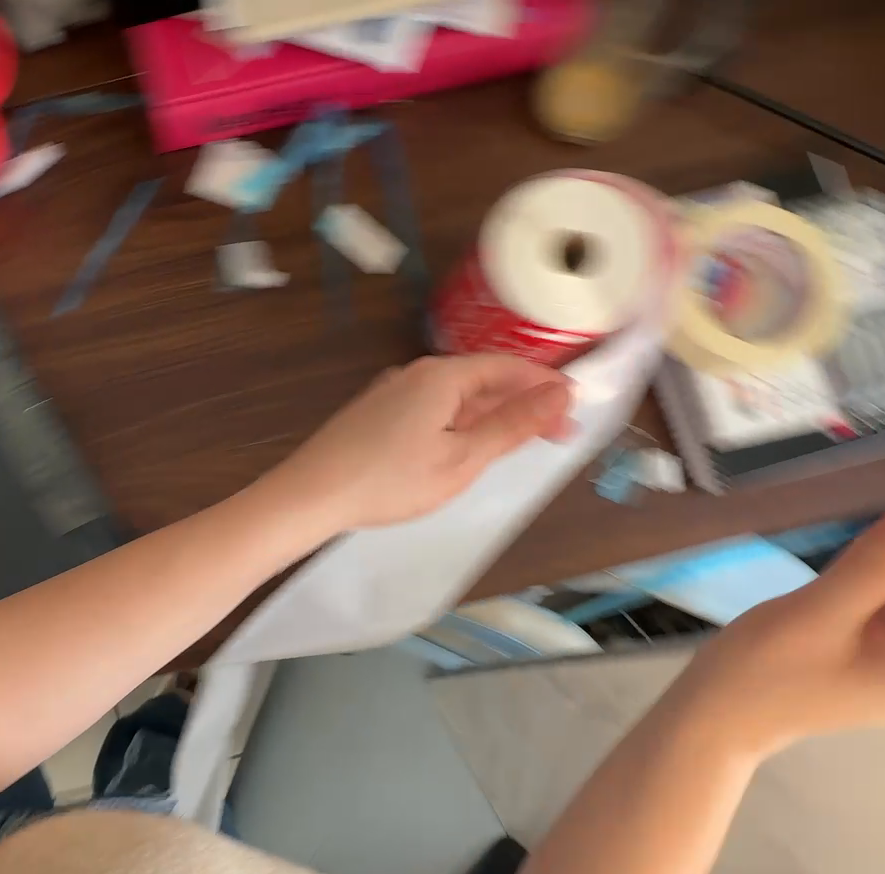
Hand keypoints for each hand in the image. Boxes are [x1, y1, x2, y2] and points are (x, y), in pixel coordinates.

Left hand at [257, 354, 573, 531]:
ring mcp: (388, 393)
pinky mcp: (372, 414)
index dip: (546, 387)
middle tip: (552, 437)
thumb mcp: (462, 458)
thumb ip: (512, 425)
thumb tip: (560, 392)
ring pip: (453, 397)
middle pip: (481, 379)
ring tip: (512, 445)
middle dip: (520, 404)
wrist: (310, 495)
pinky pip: (428, 409)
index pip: (508, 367)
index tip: (574, 413)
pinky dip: (455, 424)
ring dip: (488, 415)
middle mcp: (413, 374)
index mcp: (441, 376)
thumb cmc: (388, 481)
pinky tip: (458, 449)